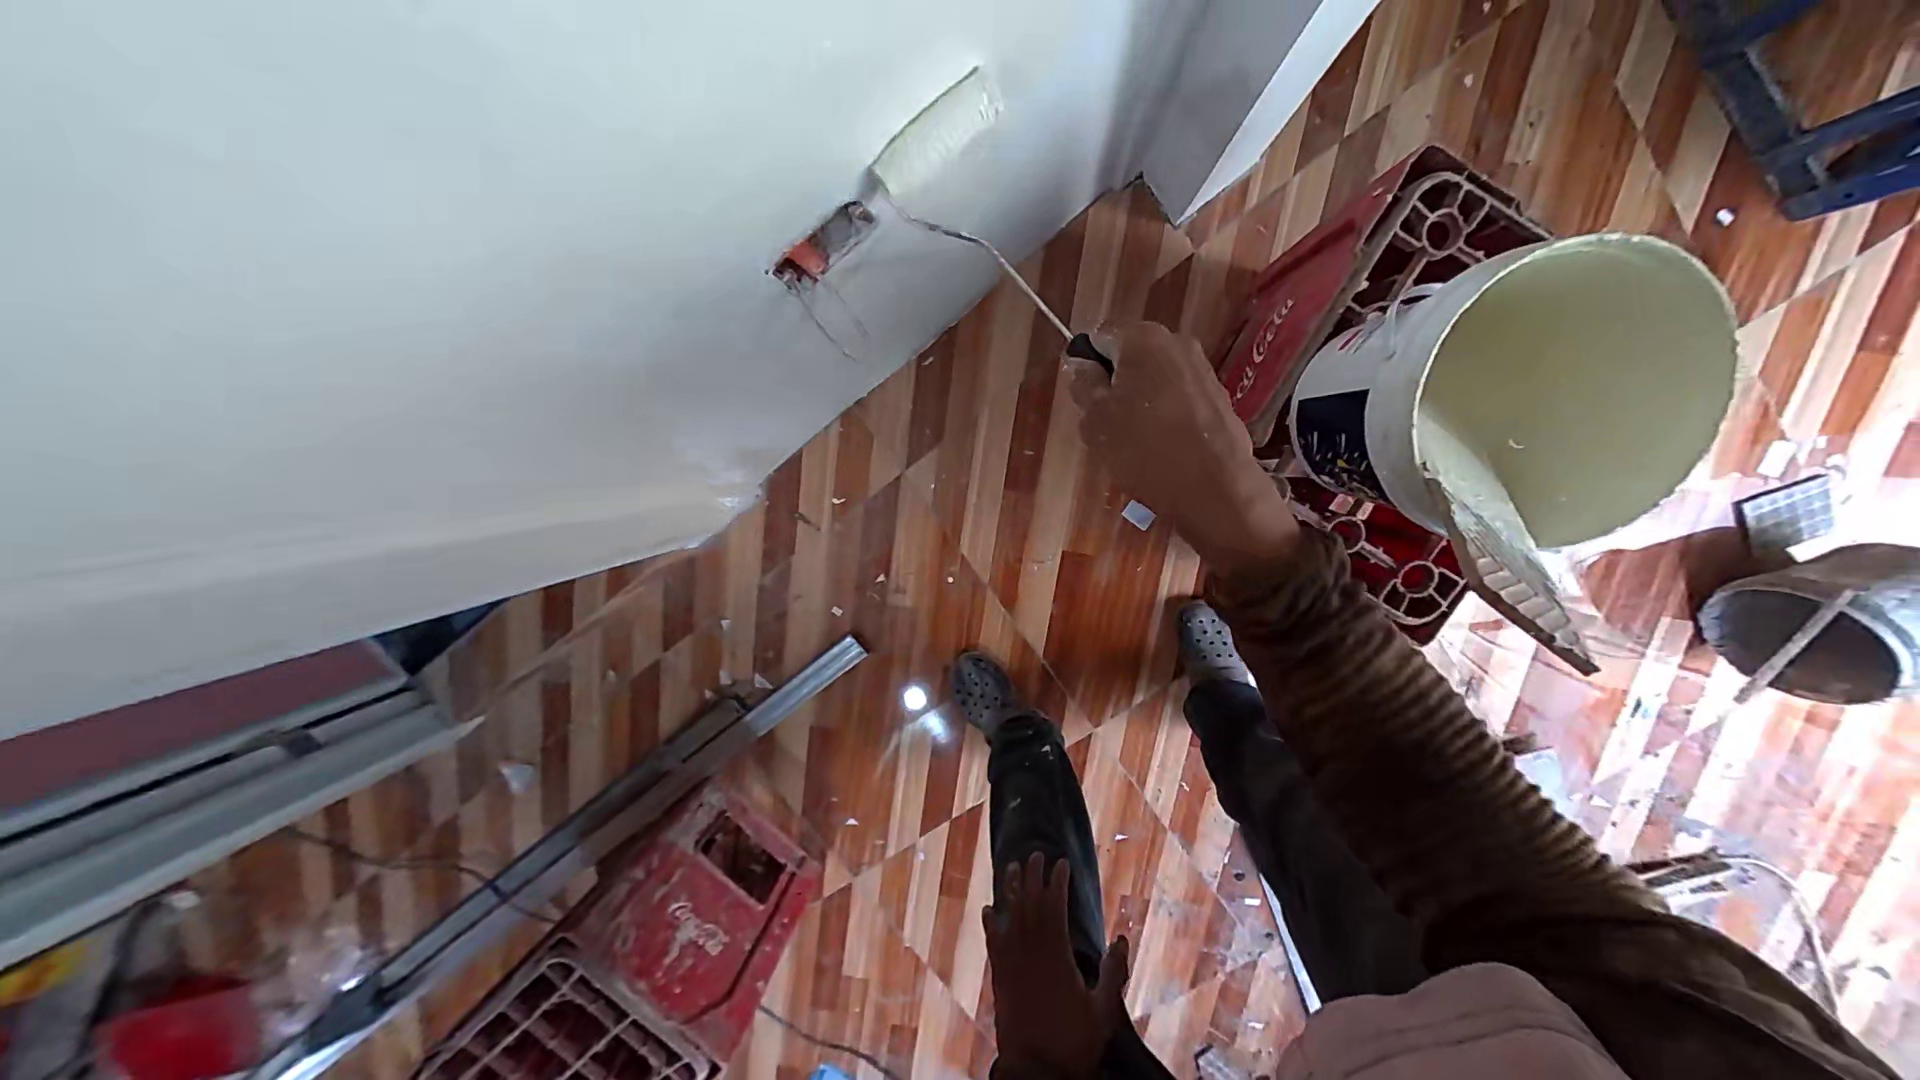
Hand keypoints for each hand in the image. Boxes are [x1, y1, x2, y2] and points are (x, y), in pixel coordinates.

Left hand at [983, 854, 1129, 1079]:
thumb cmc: (1073, 1042)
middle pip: (1029, 902)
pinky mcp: (999, 976)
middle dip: (1032, 875)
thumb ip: (1113, 974)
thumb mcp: (1103, 1012)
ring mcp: (1011, 962)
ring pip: (1009, 915)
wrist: (1035, 1072)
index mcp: (1055, 954)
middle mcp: (1030, 951)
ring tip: (1011, 867)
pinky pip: (992, 941)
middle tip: (1036, 854)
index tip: (1062, 863)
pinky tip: (989, 910)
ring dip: (1010, 890)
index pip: (1054, 906)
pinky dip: (990, 922)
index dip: (1057, 882)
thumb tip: (1121, 939)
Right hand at [1068, 322, 1298, 577]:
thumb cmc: (1144, 449)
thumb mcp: (1096, 419)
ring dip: (1138, 403)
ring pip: (1154, 380)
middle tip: (1104, 424)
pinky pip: (1177, 400)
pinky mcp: (1218, 399)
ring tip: (1133, 442)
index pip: (1100, 337)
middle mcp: (1177, 343)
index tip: (1084, 399)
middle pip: (1130, 357)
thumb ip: (1084, 385)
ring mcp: (1202, 371)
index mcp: (1143, 338)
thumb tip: (1082, 364)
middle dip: (1114, 385)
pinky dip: (1164, 417)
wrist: (1213, 489)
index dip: (1086, 365)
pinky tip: (1160, 449)